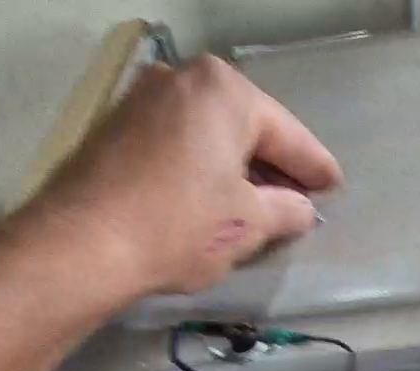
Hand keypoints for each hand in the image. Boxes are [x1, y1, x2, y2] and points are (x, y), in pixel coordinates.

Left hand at [21, 55, 342, 298]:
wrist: (84, 244)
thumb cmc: (180, 227)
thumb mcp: (247, 225)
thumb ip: (286, 210)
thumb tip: (303, 208)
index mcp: (225, 91)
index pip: (286, 133)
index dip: (314, 166)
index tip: (335, 185)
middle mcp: (183, 78)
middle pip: (246, 126)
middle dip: (274, 163)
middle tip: (300, 195)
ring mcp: (144, 98)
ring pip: (209, 133)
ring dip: (236, 166)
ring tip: (259, 201)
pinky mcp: (116, 126)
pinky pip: (178, 142)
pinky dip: (201, 166)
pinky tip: (212, 195)